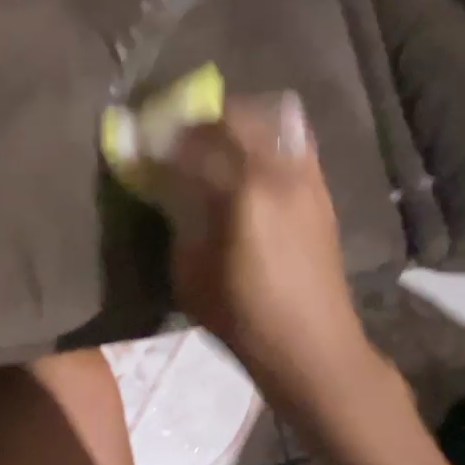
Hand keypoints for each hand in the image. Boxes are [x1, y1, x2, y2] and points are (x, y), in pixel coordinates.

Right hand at [161, 93, 377, 400]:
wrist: (310, 343)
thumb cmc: (238, 313)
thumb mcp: (190, 268)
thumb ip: (179, 216)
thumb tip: (166, 186)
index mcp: (242, 193)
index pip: (195, 145)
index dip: (164, 140)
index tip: (142, 141)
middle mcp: (281, 174)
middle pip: (238, 121)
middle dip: (201, 123)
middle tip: (176, 136)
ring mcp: (307, 179)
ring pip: (273, 123)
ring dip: (238, 124)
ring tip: (214, 140)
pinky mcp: (321, 192)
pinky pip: (295, 143)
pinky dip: (268, 138)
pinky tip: (247, 159)